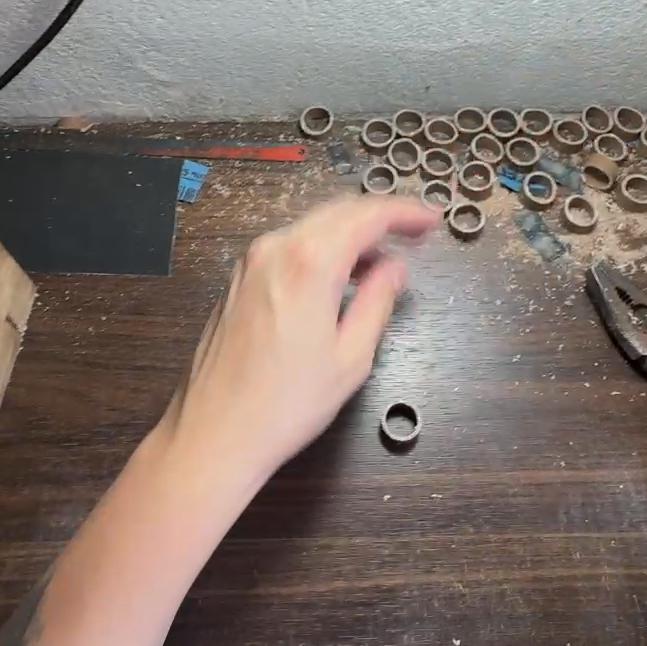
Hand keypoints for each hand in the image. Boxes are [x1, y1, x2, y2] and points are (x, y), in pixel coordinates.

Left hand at [158, 196, 438, 482]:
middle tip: (414, 236)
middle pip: (338, 212)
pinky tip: (338, 278)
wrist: (214, 433)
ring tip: (381, 263)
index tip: (432, 220)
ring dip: (349, 235)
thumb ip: (378, 302)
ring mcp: (251, 261)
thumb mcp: (350, 357)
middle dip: (379, 219)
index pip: (367, 216)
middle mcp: (276, 248)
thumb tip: (395, 269)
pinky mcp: (238, 279)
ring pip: (312, 227)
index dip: (405, 212)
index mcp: (309, 262)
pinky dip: (321, 250)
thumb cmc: (286, 404)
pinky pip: (289, 247)